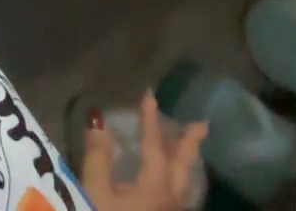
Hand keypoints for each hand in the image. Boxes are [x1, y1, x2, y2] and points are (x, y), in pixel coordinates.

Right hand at [81, 93, 207, 210]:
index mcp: (154, 188)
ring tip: (186, 150)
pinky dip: (178, 182)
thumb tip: (99, 120)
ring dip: (185, 164)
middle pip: (183, 168)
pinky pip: (179, 199)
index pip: (155, 147)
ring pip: (185, 186)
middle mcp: (171, 203)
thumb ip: (97, 156)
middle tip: (201, 124)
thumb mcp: (94, 190)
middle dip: (190, 144)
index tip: (150, 95)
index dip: (151, 120)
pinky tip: (171, 185)